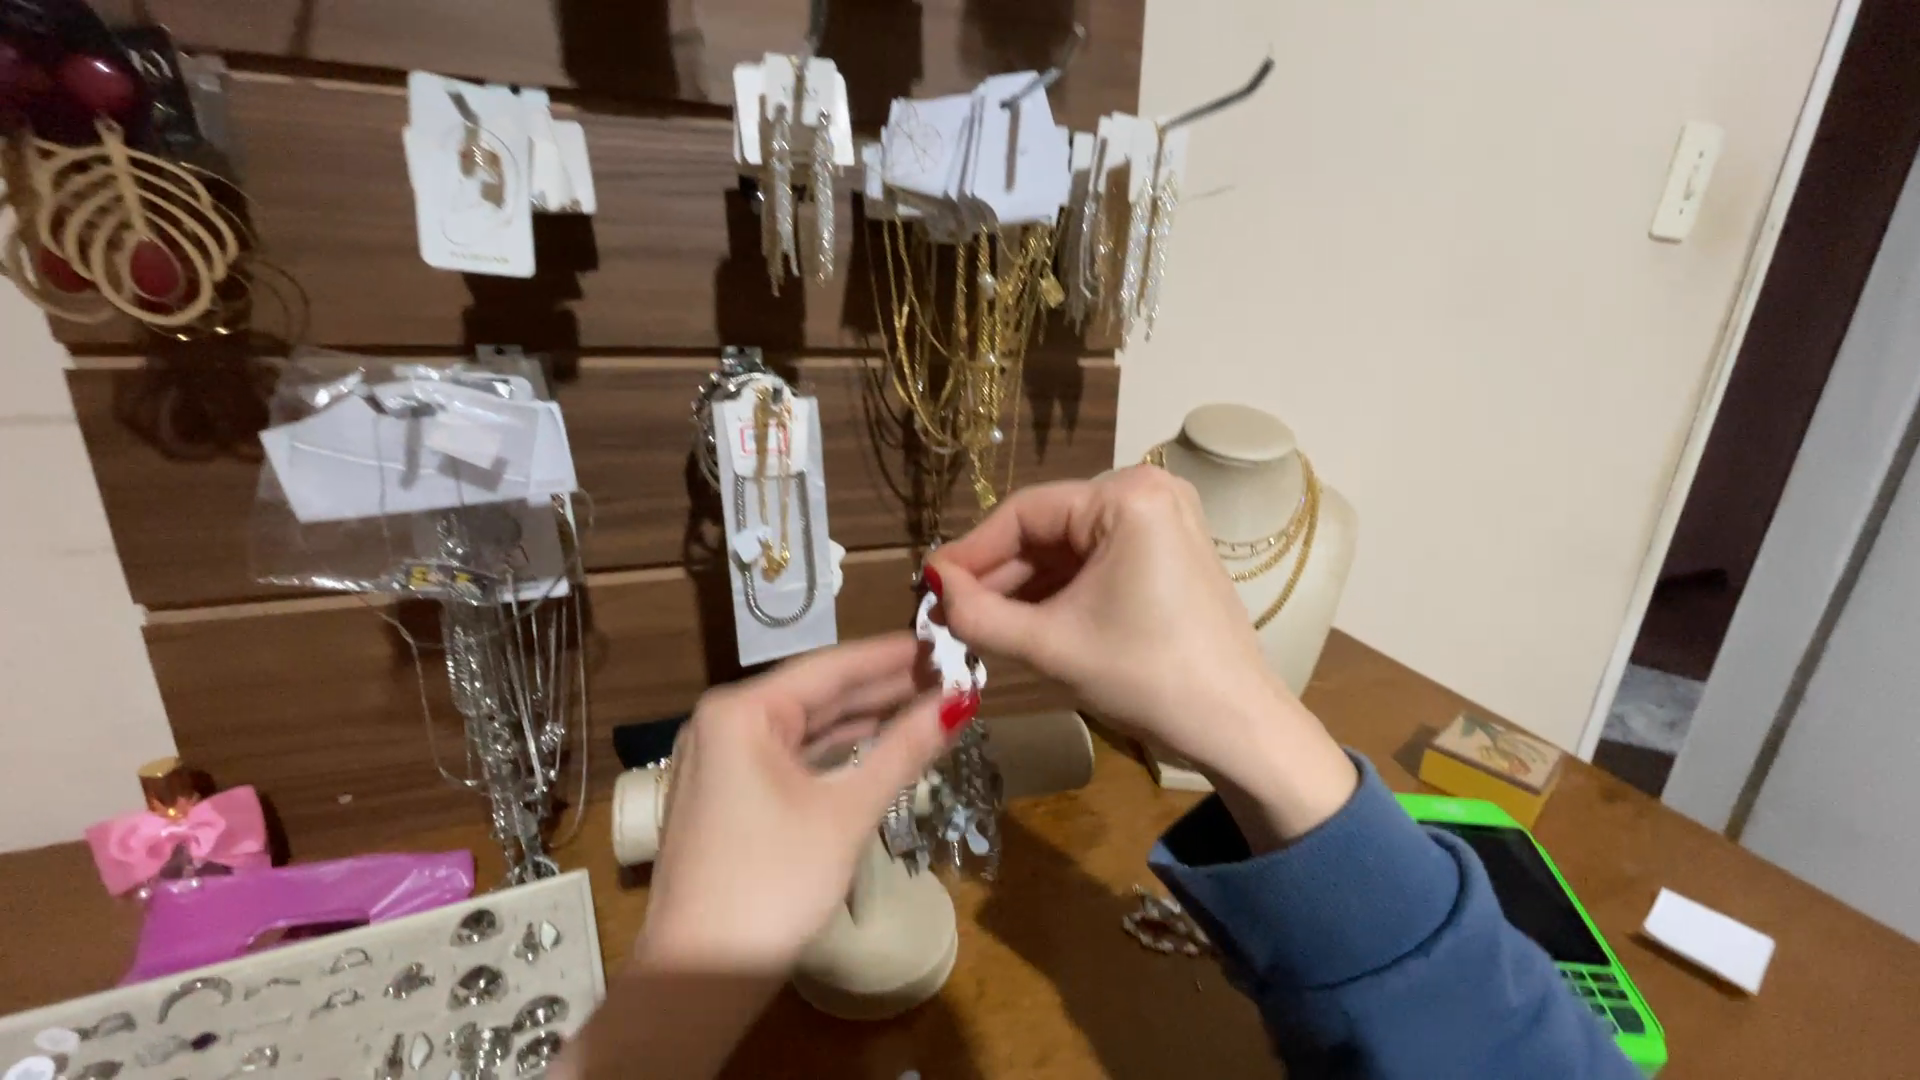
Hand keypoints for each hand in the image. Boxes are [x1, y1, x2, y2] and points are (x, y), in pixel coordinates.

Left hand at [637, 633, 954, 975]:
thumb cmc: (773, 882)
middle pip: (818, 693)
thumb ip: (903, 750)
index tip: (938, 639)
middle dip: (882, 686)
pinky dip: (836, 750)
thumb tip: (960, 704)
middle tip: (943, 671)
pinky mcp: (731, 794)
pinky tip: (877, 741)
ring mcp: (723, 759)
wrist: (698, 979)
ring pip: (806, 726)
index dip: (890, 655)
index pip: (830, 667)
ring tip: (924, 701)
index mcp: (741, 711)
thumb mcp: (846, 811)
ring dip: (863, 718)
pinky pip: (792, 755)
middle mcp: (725, 723)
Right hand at [927, 466, 1355, 845]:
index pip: (1025, 511)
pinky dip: (1059, 589)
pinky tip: (1021, 617)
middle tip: (949, 608)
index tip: (929, 583)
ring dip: (1024, 584)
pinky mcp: (1167, 549)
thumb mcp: (1052, 646)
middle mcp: (1148, 490)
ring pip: (1068, 547)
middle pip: (1047, 528)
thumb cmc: (1147, 678)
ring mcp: (1163, 519)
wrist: (1237, 728)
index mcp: (1127, 497)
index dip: (971, 550)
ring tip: (976, 619)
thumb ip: (979, 615)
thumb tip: (933, 589)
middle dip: (998, 572)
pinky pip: (1095, 560)